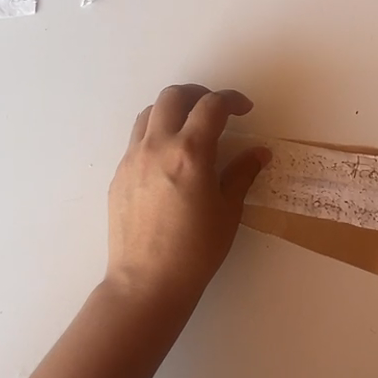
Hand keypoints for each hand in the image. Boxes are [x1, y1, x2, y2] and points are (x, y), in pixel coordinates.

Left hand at [106, 85, 269, 310]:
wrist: (146, 283)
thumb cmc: (196, 249)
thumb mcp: (228, 210)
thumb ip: (241, 174)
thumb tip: (259, 153)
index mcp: (190, 152)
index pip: (212, 106)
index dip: (232, 100)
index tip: (244, 109)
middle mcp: (157, 146)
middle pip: (174, 96)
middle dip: (198, 94)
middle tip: (216, 110)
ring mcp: (132, 159)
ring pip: (149, 113)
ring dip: (173, 110)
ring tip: (190, 128)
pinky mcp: (118, 175)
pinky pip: (137, 140)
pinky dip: (156, 134)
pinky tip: (170, 159)